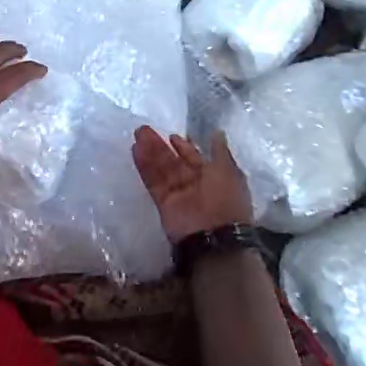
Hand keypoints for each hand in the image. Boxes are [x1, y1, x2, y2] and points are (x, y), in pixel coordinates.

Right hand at [132, 127, 254, 241]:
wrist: (215, 236)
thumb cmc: (225, 199)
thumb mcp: (228, 171)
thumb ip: (219, 151)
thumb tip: (217, 132)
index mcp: (212, 177)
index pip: (194, 159)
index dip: (184, 147)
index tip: (171, 135)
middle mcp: (194, 185)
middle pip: (174, 162)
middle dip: (161, 146)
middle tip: (144, 129)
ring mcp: (178, 194)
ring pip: (162, 169)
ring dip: (151, 152)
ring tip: (138, 133)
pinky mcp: (164, 203)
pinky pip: (153, 182)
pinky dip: (145, 166)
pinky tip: (136, 150)